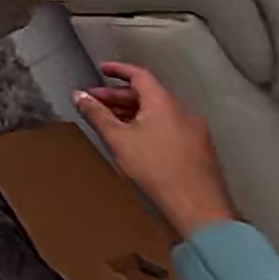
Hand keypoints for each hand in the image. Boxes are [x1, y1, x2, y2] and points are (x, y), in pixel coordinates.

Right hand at [74, 61, 236, 238]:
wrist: (199, 210)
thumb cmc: (154, 168)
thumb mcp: (117, 139)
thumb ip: (96, 114)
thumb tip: (79, 95)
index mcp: (164, 104)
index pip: (140, 75)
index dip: (118, 69)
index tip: (101, 69)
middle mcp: (183, 113)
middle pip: (148, 94)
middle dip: (118, 96)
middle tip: (94, 101)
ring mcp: (194, 132)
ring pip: (157, 112)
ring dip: (131, 111)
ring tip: (108, 120)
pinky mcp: (198, 150)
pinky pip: (168, 126)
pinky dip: (146, 124)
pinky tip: (132, 138)